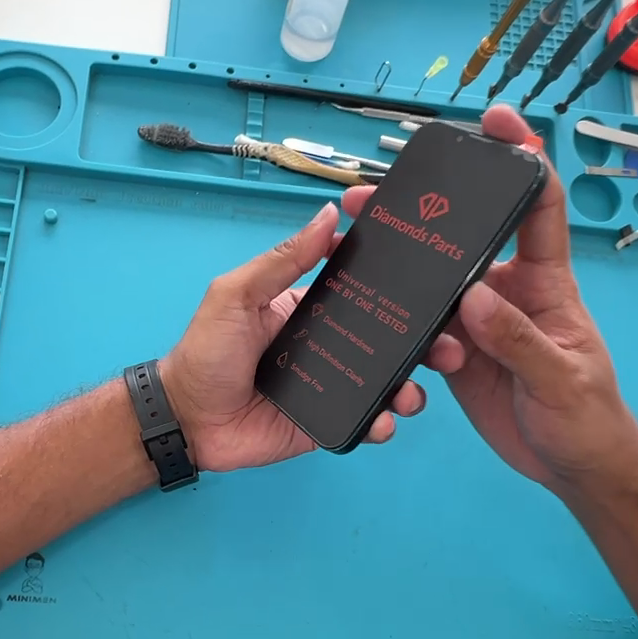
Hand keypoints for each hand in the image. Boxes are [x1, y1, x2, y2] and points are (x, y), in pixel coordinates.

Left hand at [160, 202, 440, 472]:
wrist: (187, 419)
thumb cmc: (206, 351)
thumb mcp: (237, 294)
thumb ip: (282, 259)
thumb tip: (329, 214)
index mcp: (310, 309)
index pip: (363, 293)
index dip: (400, 288)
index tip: (439, 282)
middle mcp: (329, 345)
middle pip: (387, 341)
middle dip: (424, 343)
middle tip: (450, 348)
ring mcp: (330, 387)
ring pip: (384, 383)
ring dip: (410, 386)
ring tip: (414, 393)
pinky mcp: (326, 424)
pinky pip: (362, 422)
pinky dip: (380, 424)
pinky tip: (384, 422)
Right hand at [340, 105, 637, 496]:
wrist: (571, 467)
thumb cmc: (587, 417)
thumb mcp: (561, 378)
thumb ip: (519, 338)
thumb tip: (473, 295)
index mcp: (545, 284)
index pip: (537, 207)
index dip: (520, 159)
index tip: (495, 123)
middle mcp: (506, 292)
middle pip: (463, 238)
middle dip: (422, 211)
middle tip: (371, 194)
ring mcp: (476, 323)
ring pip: (433, 280)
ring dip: (396, 262)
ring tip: (350, 244)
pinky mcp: (454, 354)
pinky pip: (420, 328)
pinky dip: (394, 316)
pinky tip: (363, 304)